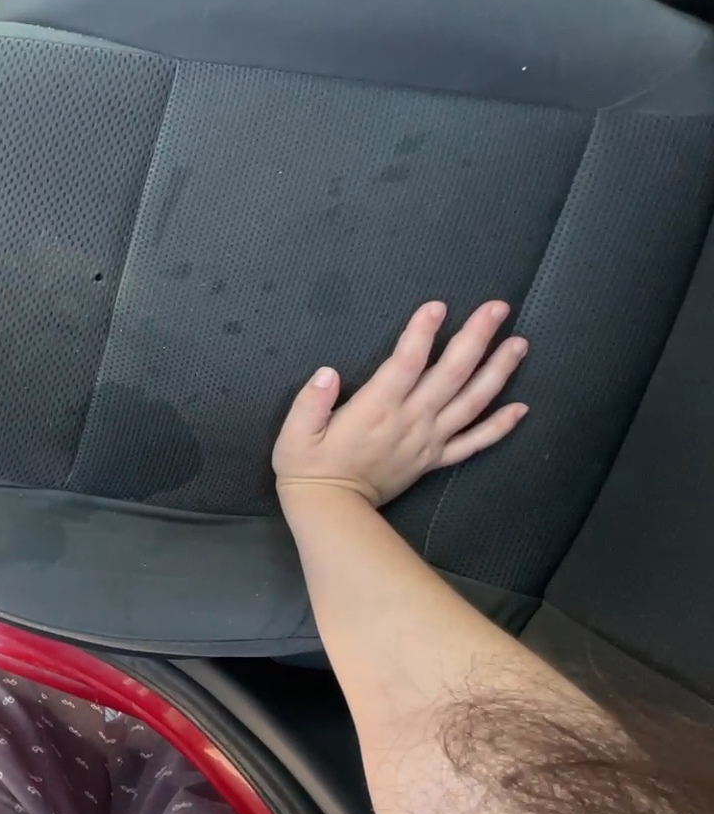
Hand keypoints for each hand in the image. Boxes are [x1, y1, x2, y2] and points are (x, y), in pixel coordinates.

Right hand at [273, 300, 528, 506]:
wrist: (329, 506)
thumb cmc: (305, 464)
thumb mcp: (294, 431)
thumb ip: (310, 401)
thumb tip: (327, 372)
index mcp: (375, 409)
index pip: (405, 364)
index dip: (421, 333)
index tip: (436, 307)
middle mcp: (410, 420)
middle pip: (451, 374)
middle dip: (475, 338)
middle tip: (497, 309)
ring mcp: (428, 440)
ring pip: (473, 401)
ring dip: (498, 370)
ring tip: (518, 343)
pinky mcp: (433, 459)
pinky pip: (475, 441)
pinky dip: (501, 424)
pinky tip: (520, 407)